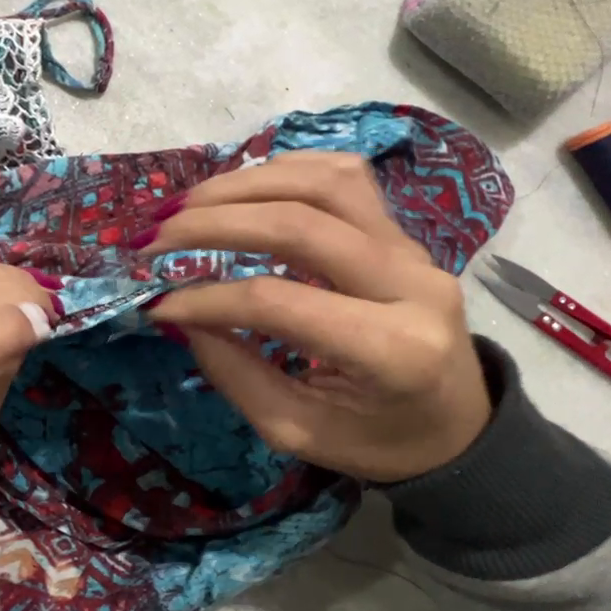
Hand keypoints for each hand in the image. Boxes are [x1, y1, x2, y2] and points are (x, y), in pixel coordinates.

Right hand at [141, 152, 490, 482]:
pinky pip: (343, 177)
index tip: (156, 306)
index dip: (206, 299)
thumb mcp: (296, 430)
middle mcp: (412, 284)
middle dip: (212, 224)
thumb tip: (178, 316)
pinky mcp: (402, 232)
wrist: (458, 426)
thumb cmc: (374, 439)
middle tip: (152, 239)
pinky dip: (281, 171)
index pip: (278, 301)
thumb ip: (235, 373)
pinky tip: (237, 189)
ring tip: (184, 206)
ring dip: (242, 186)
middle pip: (300, 224)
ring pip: (324, 183)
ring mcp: (413, 249)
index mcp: (391, 350)